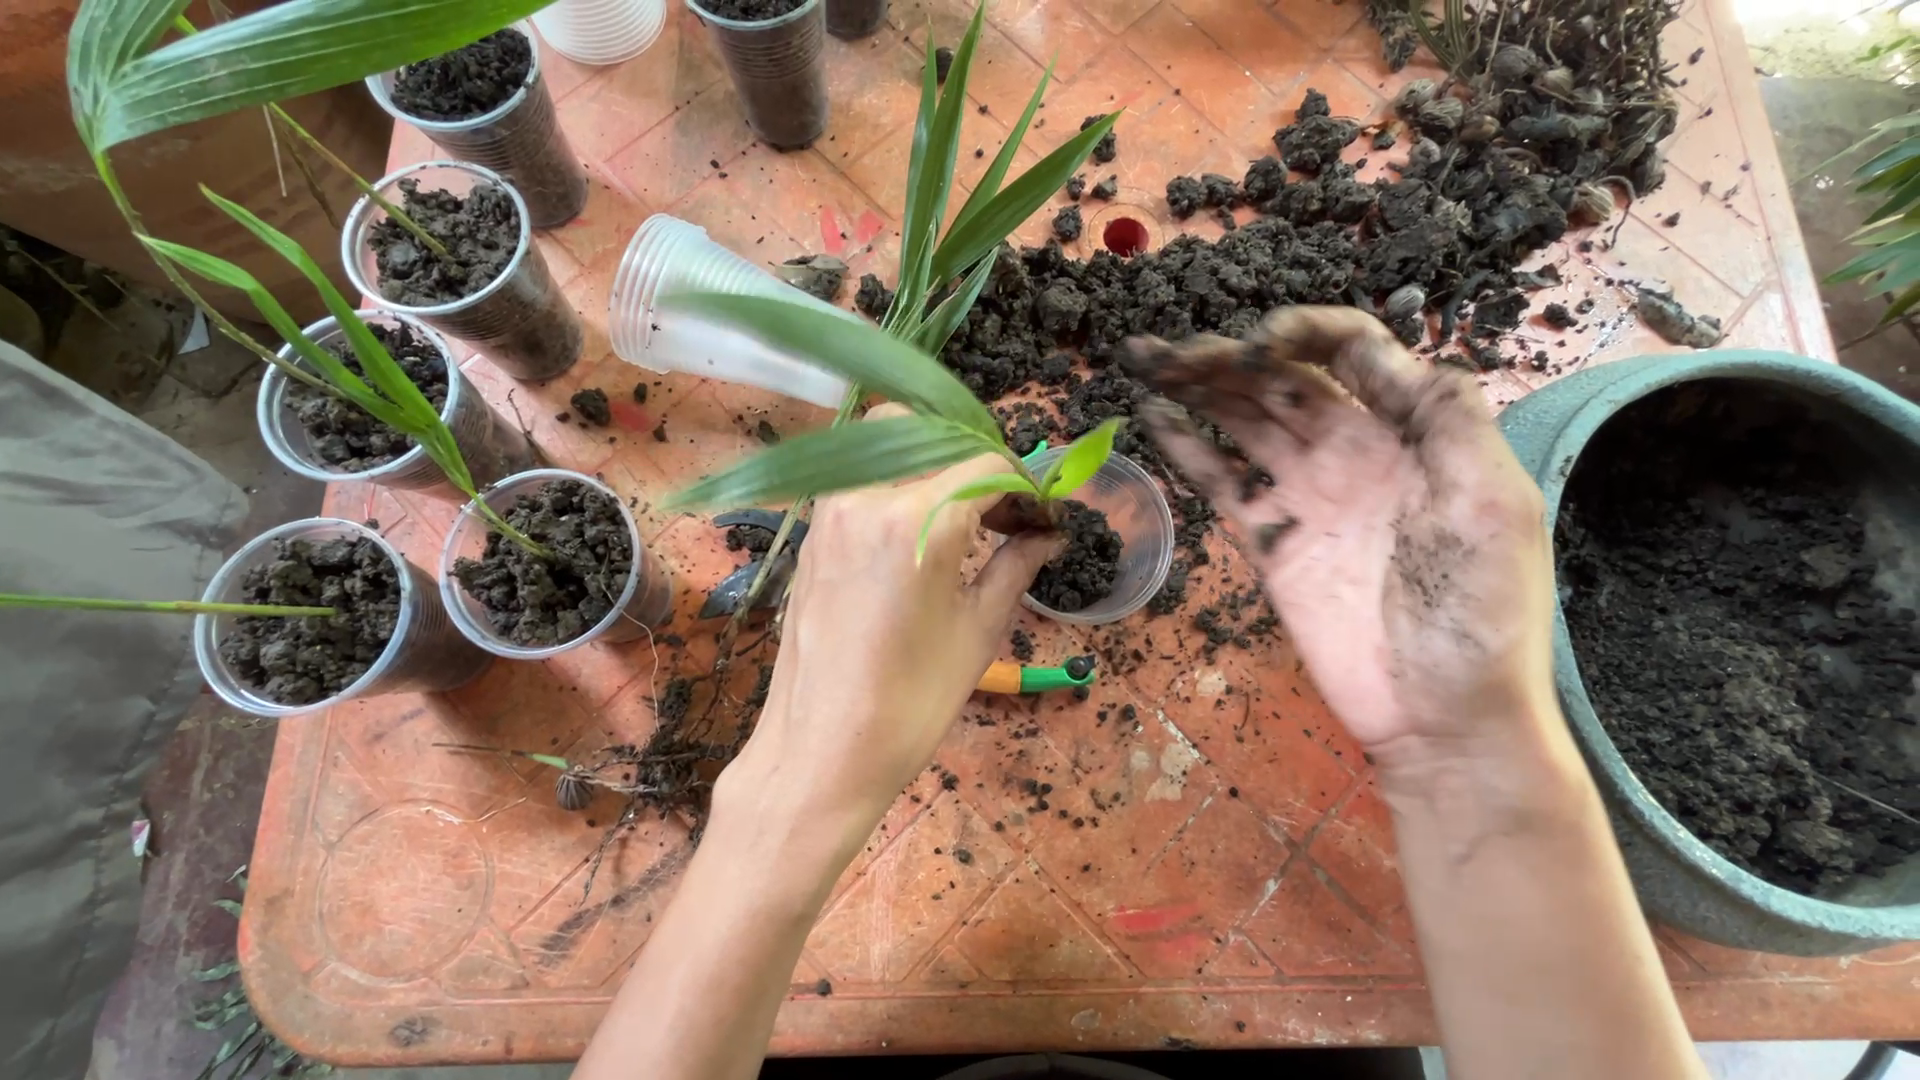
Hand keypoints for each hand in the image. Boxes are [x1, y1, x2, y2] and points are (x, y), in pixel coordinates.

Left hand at [714, 404, 1060, 834]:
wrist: (821, 752)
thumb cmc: (911, 702)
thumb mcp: (978, 631)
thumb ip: (1016, 565)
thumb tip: (1048, 535)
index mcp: (916, 520)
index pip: (985, 465)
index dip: (1025, 487)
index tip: (1042, 517)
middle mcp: (866, 496)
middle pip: (931, 433)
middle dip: (977, 460)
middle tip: (1003, 509)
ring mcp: (830, 511)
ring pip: (887, 446)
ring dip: (934, 464)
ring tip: (964, 516)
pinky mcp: (812, 533)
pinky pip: (861, 480)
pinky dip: (899, 484)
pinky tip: (920, 530)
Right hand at [1127, 307, 1556, 775]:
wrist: (1439, 713)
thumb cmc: (1479, 612)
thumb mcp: (1491, 504)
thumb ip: (1447, 419)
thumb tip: (1391, 356)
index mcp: (1408, 432)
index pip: (1350, 353)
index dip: (1303, 333)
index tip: (1256, 346)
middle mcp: (1350, 449)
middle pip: (1281, 382)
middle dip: (1227, 357)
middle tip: (1168, 351)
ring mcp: (1303, 494)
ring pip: (1243, 422)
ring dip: (1197, 388)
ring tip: (1149, 362)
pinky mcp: (1267, 540)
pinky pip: (1221, 480)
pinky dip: (1187, 448)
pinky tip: (1154, 419)